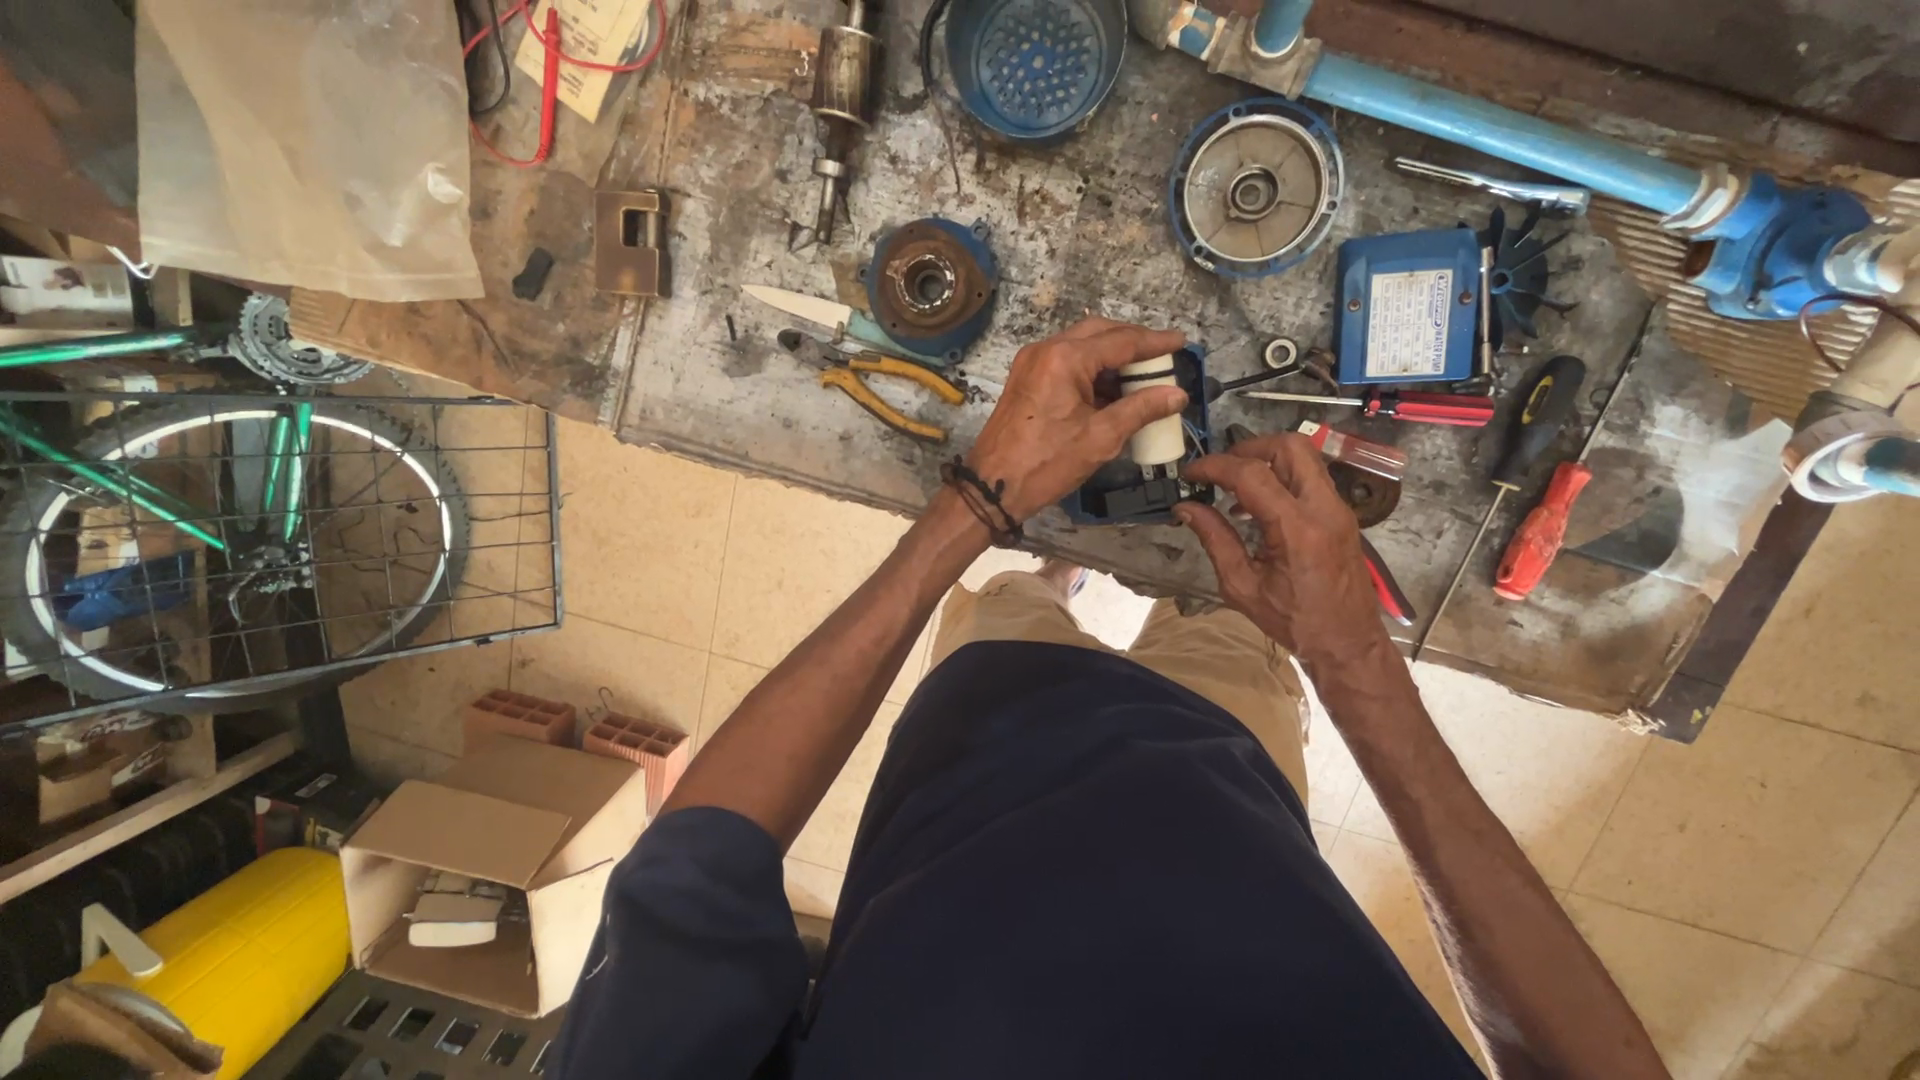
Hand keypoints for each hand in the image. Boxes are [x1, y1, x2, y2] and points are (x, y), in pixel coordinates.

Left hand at [965, 317, 1188, 520]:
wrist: (993, 487)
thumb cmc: (1046, 463)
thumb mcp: (1101, 438)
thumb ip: (1141, 409)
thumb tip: (1177, 394)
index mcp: (1064, 358)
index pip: (1121, 341)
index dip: (1155, 342)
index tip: (1182, 342)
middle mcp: (1046, 350)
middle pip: (1100, 333)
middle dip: (1133, 343)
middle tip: (1163, 357)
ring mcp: (1032, 363)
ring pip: (1082, 346)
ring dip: (1112, 357)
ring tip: (1143, 375)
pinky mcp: (1026, 380)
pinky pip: (1066, 363)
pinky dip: (1092, 370)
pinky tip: (1113, 390)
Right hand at [1175, 434, 1389, 674]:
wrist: (1348, 643)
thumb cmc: (1293, 622)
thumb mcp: (1242, 586)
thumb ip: (1214, 540)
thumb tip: (1185, 507)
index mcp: (1297, 529)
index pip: (1252, 474)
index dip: (1215, 466)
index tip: (1190, 473)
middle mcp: (1324, 508)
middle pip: (1290, 446)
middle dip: (1248, 449)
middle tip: (1220, 470)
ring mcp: (1339, 508)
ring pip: (1304, 456)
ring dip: (1266, 460)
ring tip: (1235, 486)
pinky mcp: (1342, 514)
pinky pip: (1310, 477)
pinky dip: (1281, 477)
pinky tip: (1257, 505)